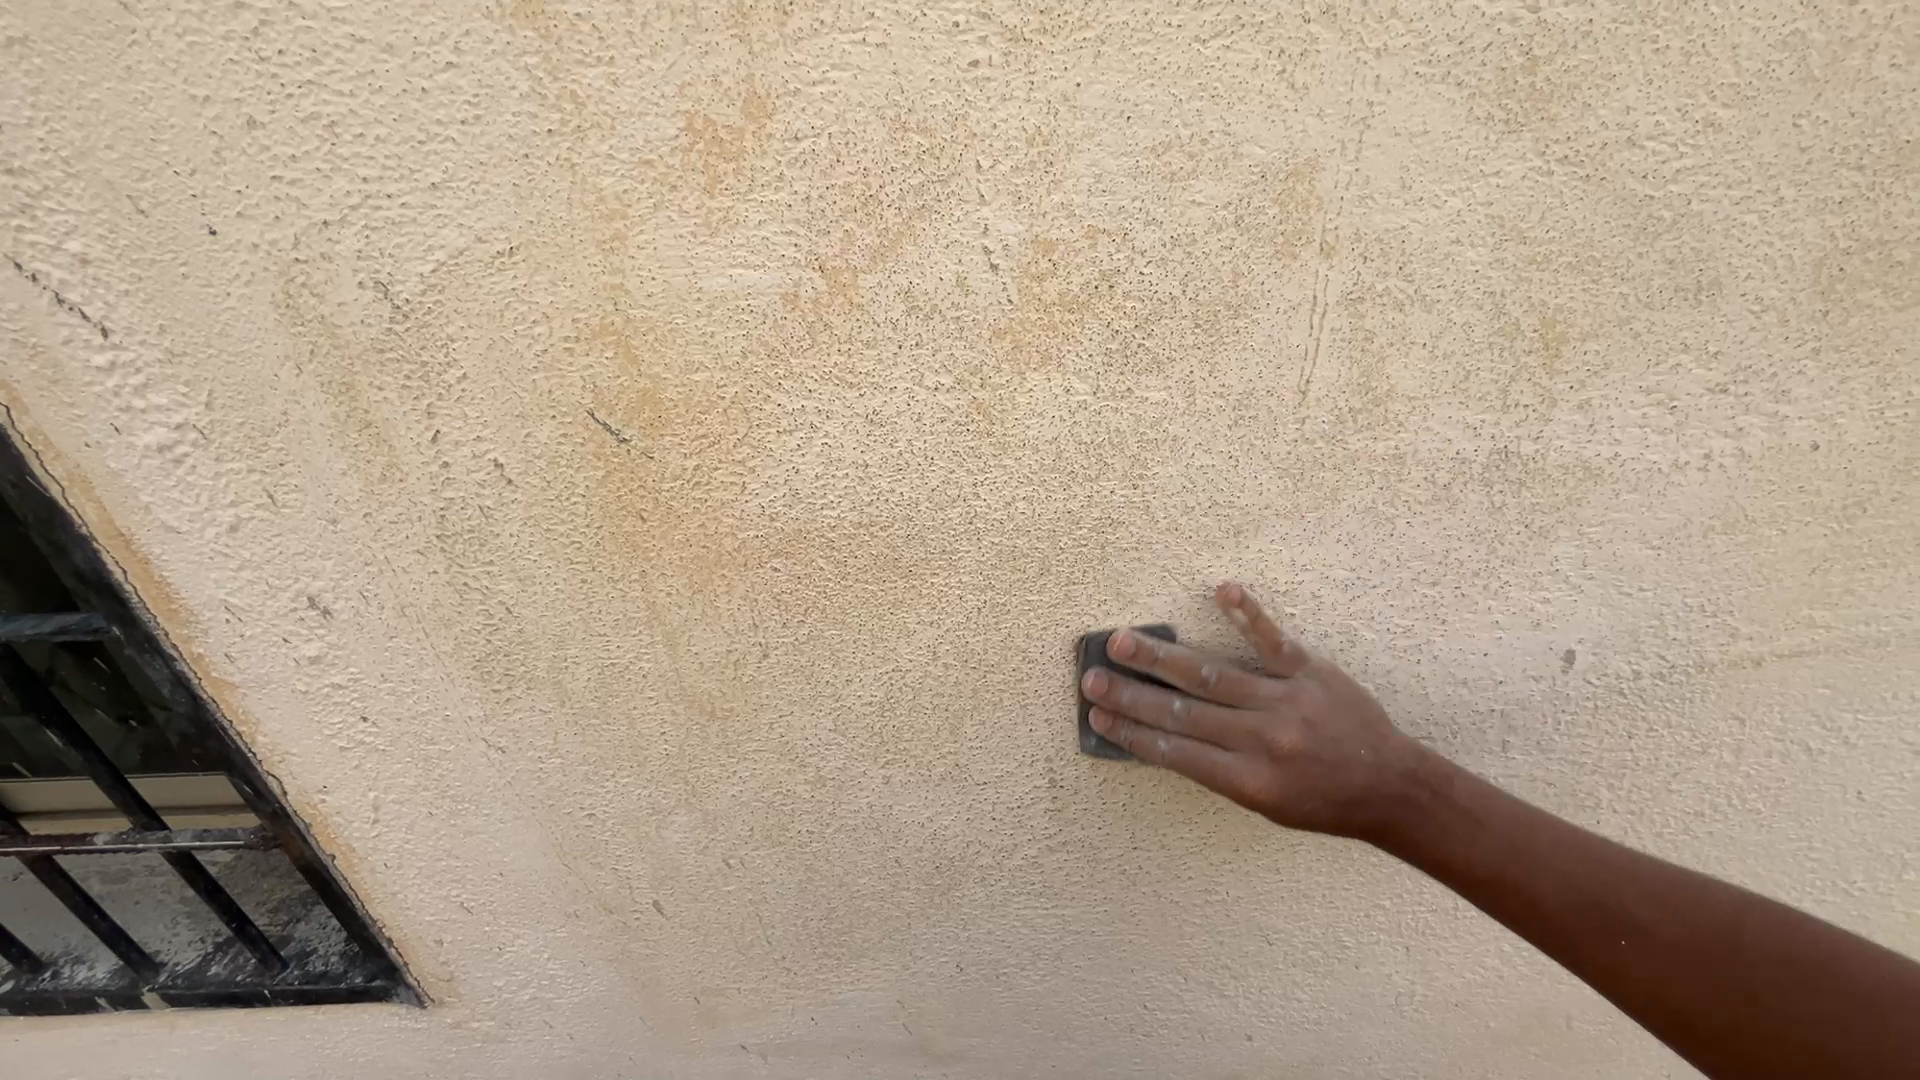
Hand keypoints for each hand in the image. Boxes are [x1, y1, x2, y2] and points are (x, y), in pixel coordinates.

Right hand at [1083, 582, 1433, 840]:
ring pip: (1211, 674)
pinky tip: (1222, 590)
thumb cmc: (1323, 802)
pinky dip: (1248, 615)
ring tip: (1122, 640)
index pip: (1174, 751)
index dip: (1130, 732)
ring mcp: (1286, 701)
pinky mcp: (1311, 672)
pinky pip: (1274, 641)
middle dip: (1130, 695)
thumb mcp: (1264, 805)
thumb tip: (1163, 737)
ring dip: (1161, 656)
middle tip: (1092, 679)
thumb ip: (1215, 769)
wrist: (1394, 790)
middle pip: (1181, 711)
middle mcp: (1262, 740)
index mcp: (1247, 780)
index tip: (1096, 716)